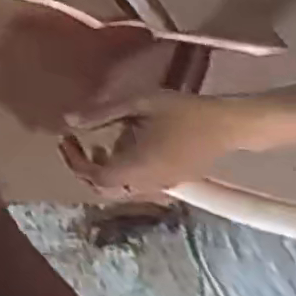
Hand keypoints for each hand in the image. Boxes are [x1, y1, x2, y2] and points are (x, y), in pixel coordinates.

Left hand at [59, 91, 250, 198]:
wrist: (230, 123)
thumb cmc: (182, 111)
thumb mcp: (137, 104)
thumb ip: (101, 113)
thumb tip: (68, 121)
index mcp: (140, 166)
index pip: (97, 178)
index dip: (75, 162)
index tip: (65, 139)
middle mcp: (152, 182)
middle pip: (106, 190)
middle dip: (84, 170)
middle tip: (73, 145)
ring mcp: (166, 185)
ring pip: (122, 191)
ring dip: (101, 173)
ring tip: (93, 146)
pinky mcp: (175, 182)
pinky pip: (138, 188)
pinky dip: (120, 175)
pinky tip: (118, 152)